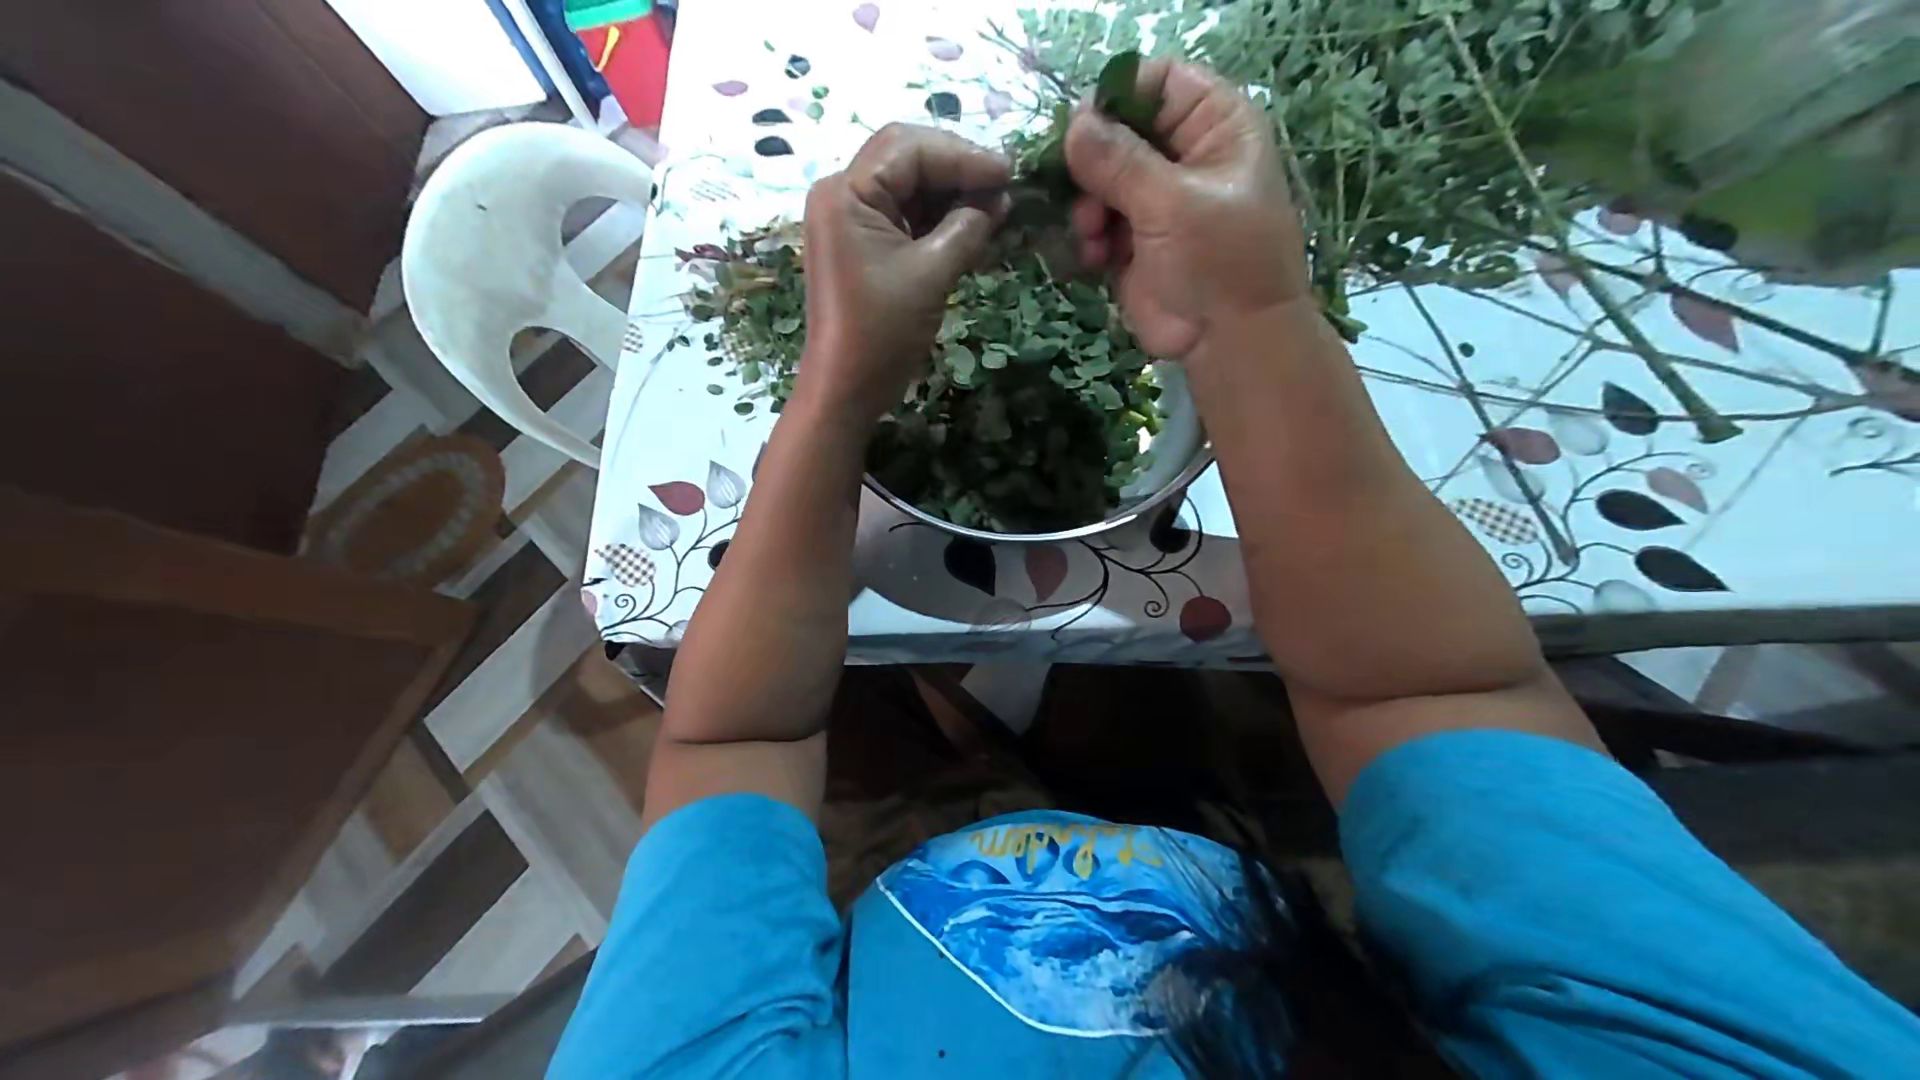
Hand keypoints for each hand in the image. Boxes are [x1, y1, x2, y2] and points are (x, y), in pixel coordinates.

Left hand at [799, 124, 1009, 423]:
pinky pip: (903, 219)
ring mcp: (849, 222)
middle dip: (957, 172)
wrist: (845, 390)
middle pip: (906, 161)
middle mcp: (841, 196)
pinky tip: (971, 229)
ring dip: (951, 197)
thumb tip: (1000, 199)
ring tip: (995, 211)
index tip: (1010, 173)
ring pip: (907, 190)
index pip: (909, 149)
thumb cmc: (882, 333)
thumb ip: (968, 227)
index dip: (964, 156)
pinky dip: (937, 222)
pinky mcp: (860, 248)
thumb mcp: (931, 275)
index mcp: (847, 193)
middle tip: (1004, 188)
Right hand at [1066, 60, 1306, 360]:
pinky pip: (1095, 225)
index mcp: (1213, 128)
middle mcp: (1181, 159)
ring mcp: (1153, 204)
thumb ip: (1121, 163)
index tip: (1079, 127)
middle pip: (1119, 134)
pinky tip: (1093, 255)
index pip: (1159, 83)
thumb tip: (1073, 124)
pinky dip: (1087, 237)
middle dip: (1091, 163)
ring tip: (1091, 233)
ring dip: (1086, 205)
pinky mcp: (1131, 245)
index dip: (1117, 97)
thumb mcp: (1174, 204)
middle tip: (1077, 190)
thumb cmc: (1221, 261)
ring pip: (1099, 182)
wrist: (1227, 339)